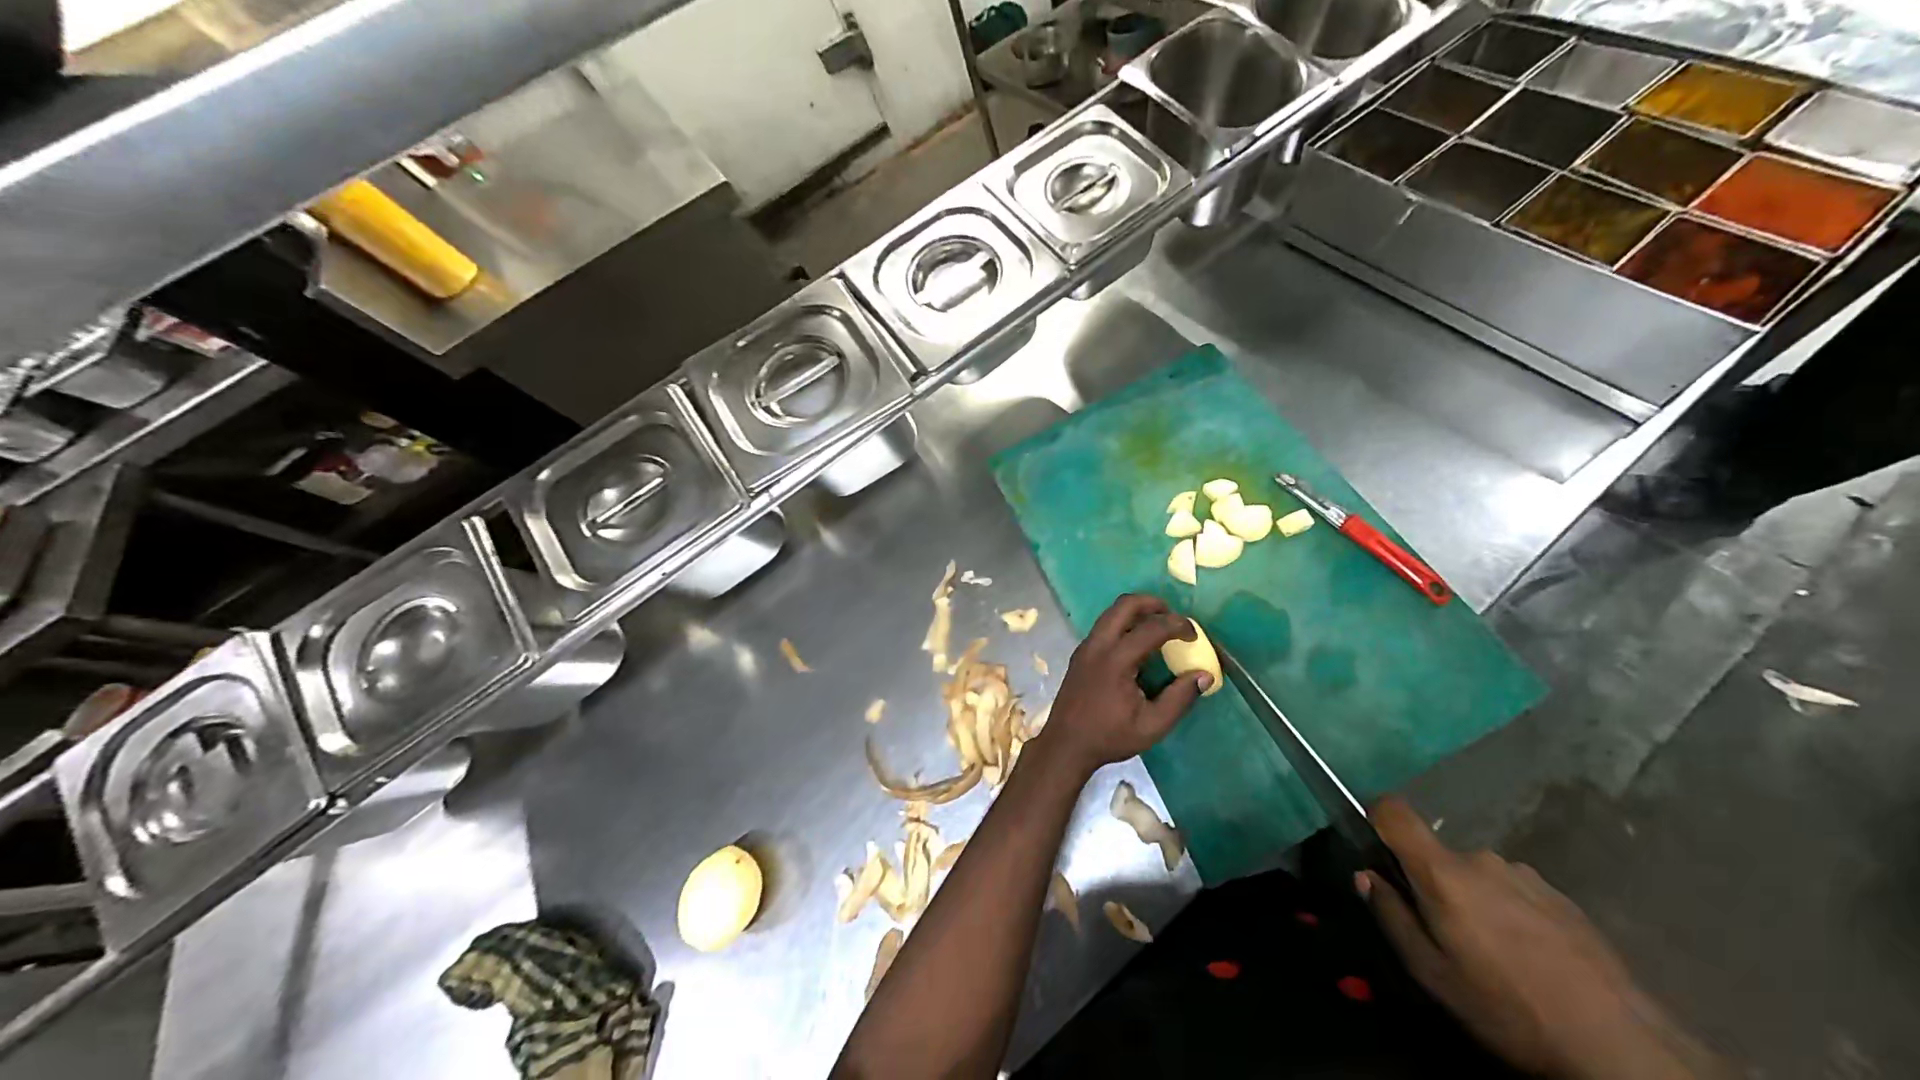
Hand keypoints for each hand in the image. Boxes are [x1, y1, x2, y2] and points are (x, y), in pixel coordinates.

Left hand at [1034, 594, 1210, 777]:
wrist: (1065, 744)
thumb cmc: (1109, 736)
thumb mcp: (1152, 725)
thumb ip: (1180, 698)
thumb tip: (1204, 675)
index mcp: (1116, 660)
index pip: (1151, 628)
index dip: (1178, 625)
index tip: (1194, 636)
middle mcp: (1098, 645)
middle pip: (1125, 604)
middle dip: (1153, 603)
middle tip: (1173, 617)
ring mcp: (1085, 647)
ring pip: (1111, 613)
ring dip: (1137, 612)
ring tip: (1158, 627)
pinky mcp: (1080, 654)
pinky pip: (1104, 626)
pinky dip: (1124, 624)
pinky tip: (1137, 645)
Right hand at [1360, 798, 1725, 1079]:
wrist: (1622, 1045)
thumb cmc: (1507, 1006)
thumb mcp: (1431, 973)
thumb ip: (1391, 915)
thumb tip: (1366, 876)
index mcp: (1443, 872)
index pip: (1394, 812)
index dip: (1376, 817)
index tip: (1374, 846)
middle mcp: (1482, 859)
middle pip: (1437, 855)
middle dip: (1430, 883)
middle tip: (1442, 933)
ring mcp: (1526, 875)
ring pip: (1476, 875)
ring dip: (1471, 899)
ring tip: (1491, 952)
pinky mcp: (1562, 897)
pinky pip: (1513, 891)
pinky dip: (1507, 913)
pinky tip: (1528, 958)